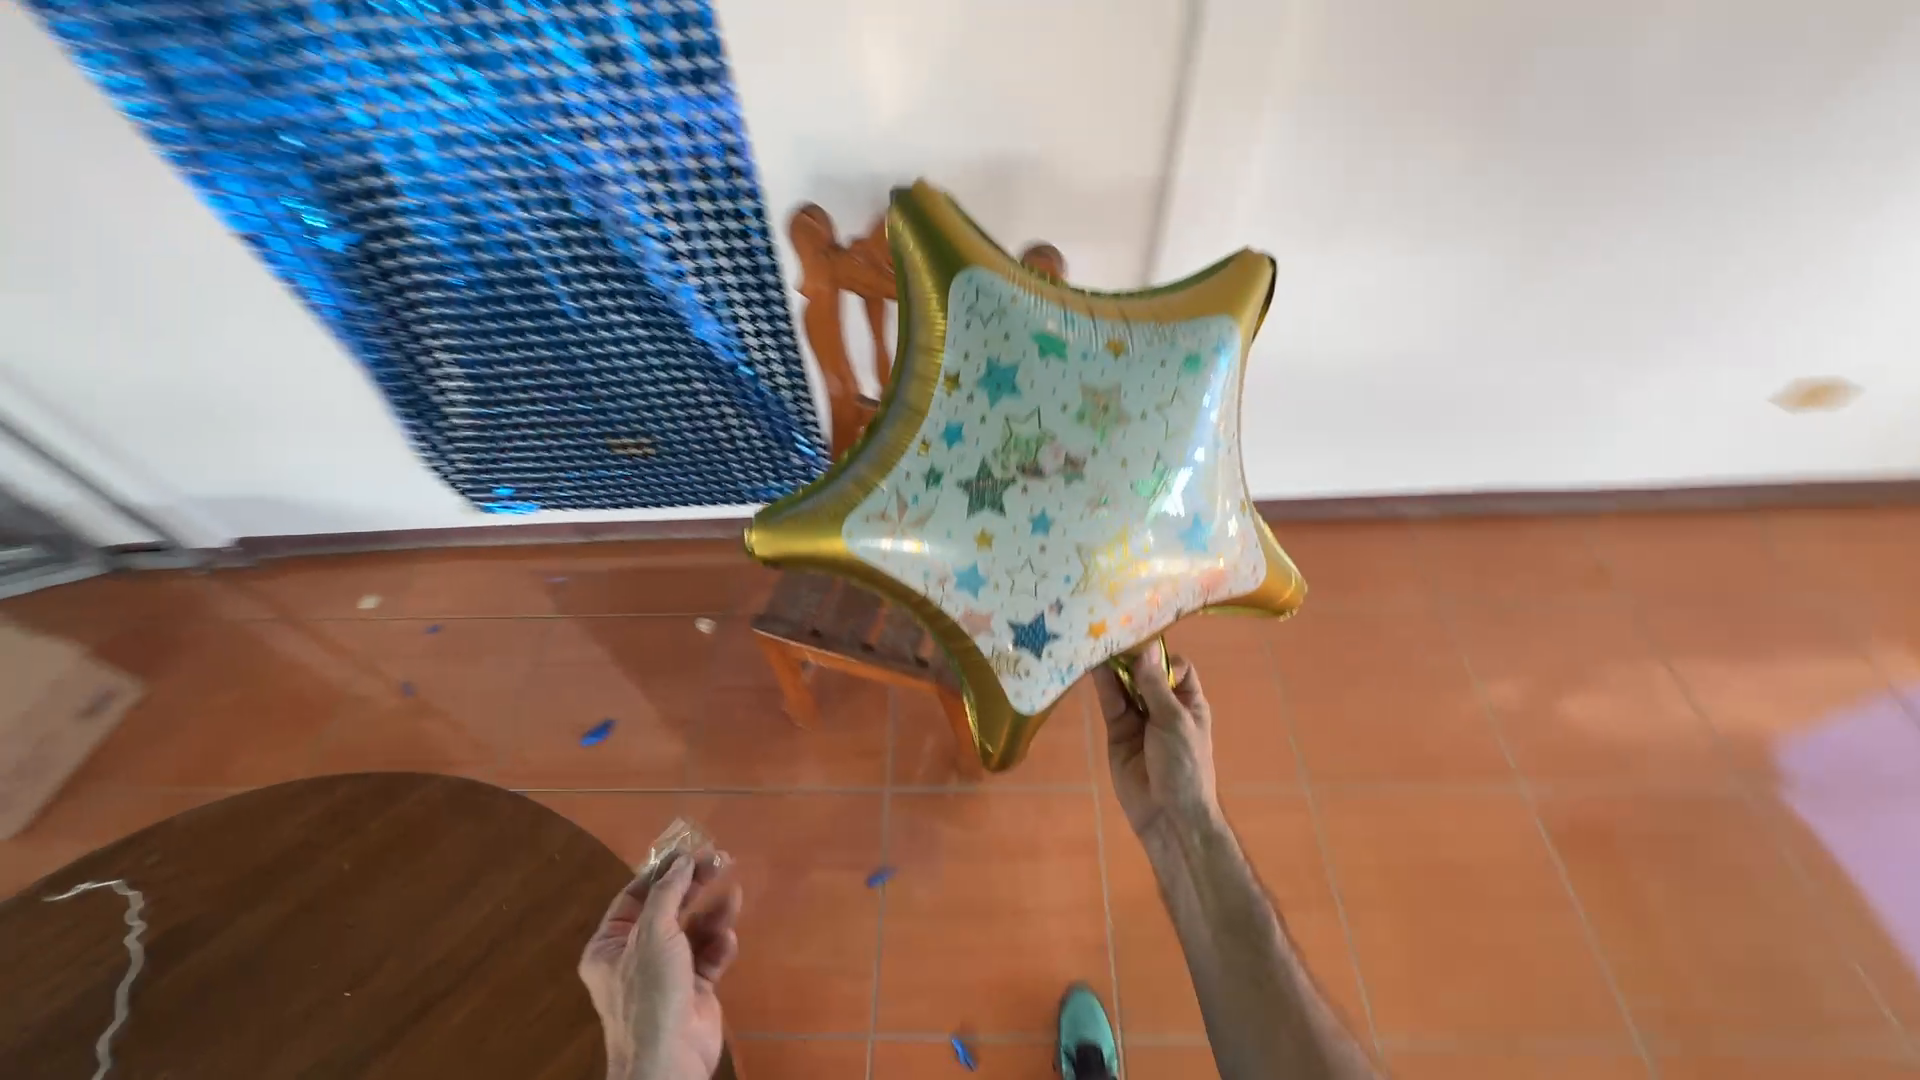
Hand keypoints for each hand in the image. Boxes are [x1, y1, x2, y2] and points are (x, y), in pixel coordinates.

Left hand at [579, 853, 742, 1079]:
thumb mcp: (653, 934)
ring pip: (693, 931)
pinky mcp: (693, 988)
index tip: (690, 849)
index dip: (662, 871)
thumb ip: (668, 892)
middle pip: (668, 909)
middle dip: (693, 887)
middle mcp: (635, 956)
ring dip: (712, 914)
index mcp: (610, 945)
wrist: (668, 1060)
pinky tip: (727, 942)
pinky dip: (718, 946)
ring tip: (733, 896)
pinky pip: (708, 956)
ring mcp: (666, 973)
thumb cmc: (649, 991)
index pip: (635, 896)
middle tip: (720, 860)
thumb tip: (683, 860)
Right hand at [1091, 640, 1219, 840]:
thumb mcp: (1174, 721)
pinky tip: (1093, 667)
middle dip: (1132, 657)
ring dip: (1114, 668)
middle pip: (1146, 674)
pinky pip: (1110, 704)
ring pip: (1125, 686)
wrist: (1168, 814)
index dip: (1161, 658)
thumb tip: (1145, 649)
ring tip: (1097, 645)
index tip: (1144, 648)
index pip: (1176, 669)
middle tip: (1112, 635)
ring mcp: (1139, 719)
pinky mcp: (1117, 731)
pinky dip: (1102, 686)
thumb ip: (1155, 686)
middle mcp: (1163, 706)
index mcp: (1188, 703)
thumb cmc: (1183, 765)